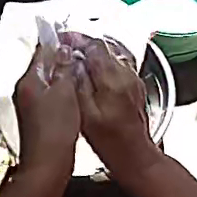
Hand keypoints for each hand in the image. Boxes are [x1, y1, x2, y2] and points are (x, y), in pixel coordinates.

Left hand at [13, 44, 79, 179]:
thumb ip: (64, 70)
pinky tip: (74, 94)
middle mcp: (24, 91)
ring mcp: (29, 104)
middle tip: (79, 53)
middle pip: (42, 67)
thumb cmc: (55, 130)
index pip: (40, 52)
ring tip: (79, 71)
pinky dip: (61, 92)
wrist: (48, 163)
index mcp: (28, 81)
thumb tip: (64, 50)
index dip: (56, 43)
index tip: (69, 36)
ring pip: (47, 82)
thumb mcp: (65, 93)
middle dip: (60, 59)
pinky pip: (50, 97)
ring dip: (62, 76)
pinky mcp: (38, 117)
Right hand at [78, 41, 161, 183]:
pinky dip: (101, 67)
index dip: (75, 40)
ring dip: (92, 56)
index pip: (94, 46)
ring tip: (75, 63)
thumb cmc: (111, 142)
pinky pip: (116, 68)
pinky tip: (91, 78)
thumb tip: (70, 62)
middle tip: (64, 49)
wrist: (135, 157)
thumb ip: (77, 84)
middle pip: (102, 48)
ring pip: (109, 57)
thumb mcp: (85, 114)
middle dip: (82, 46)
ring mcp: (133, 81)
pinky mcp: (135, 87)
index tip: (61, 39)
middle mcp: (126, 76)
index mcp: (113, 80)